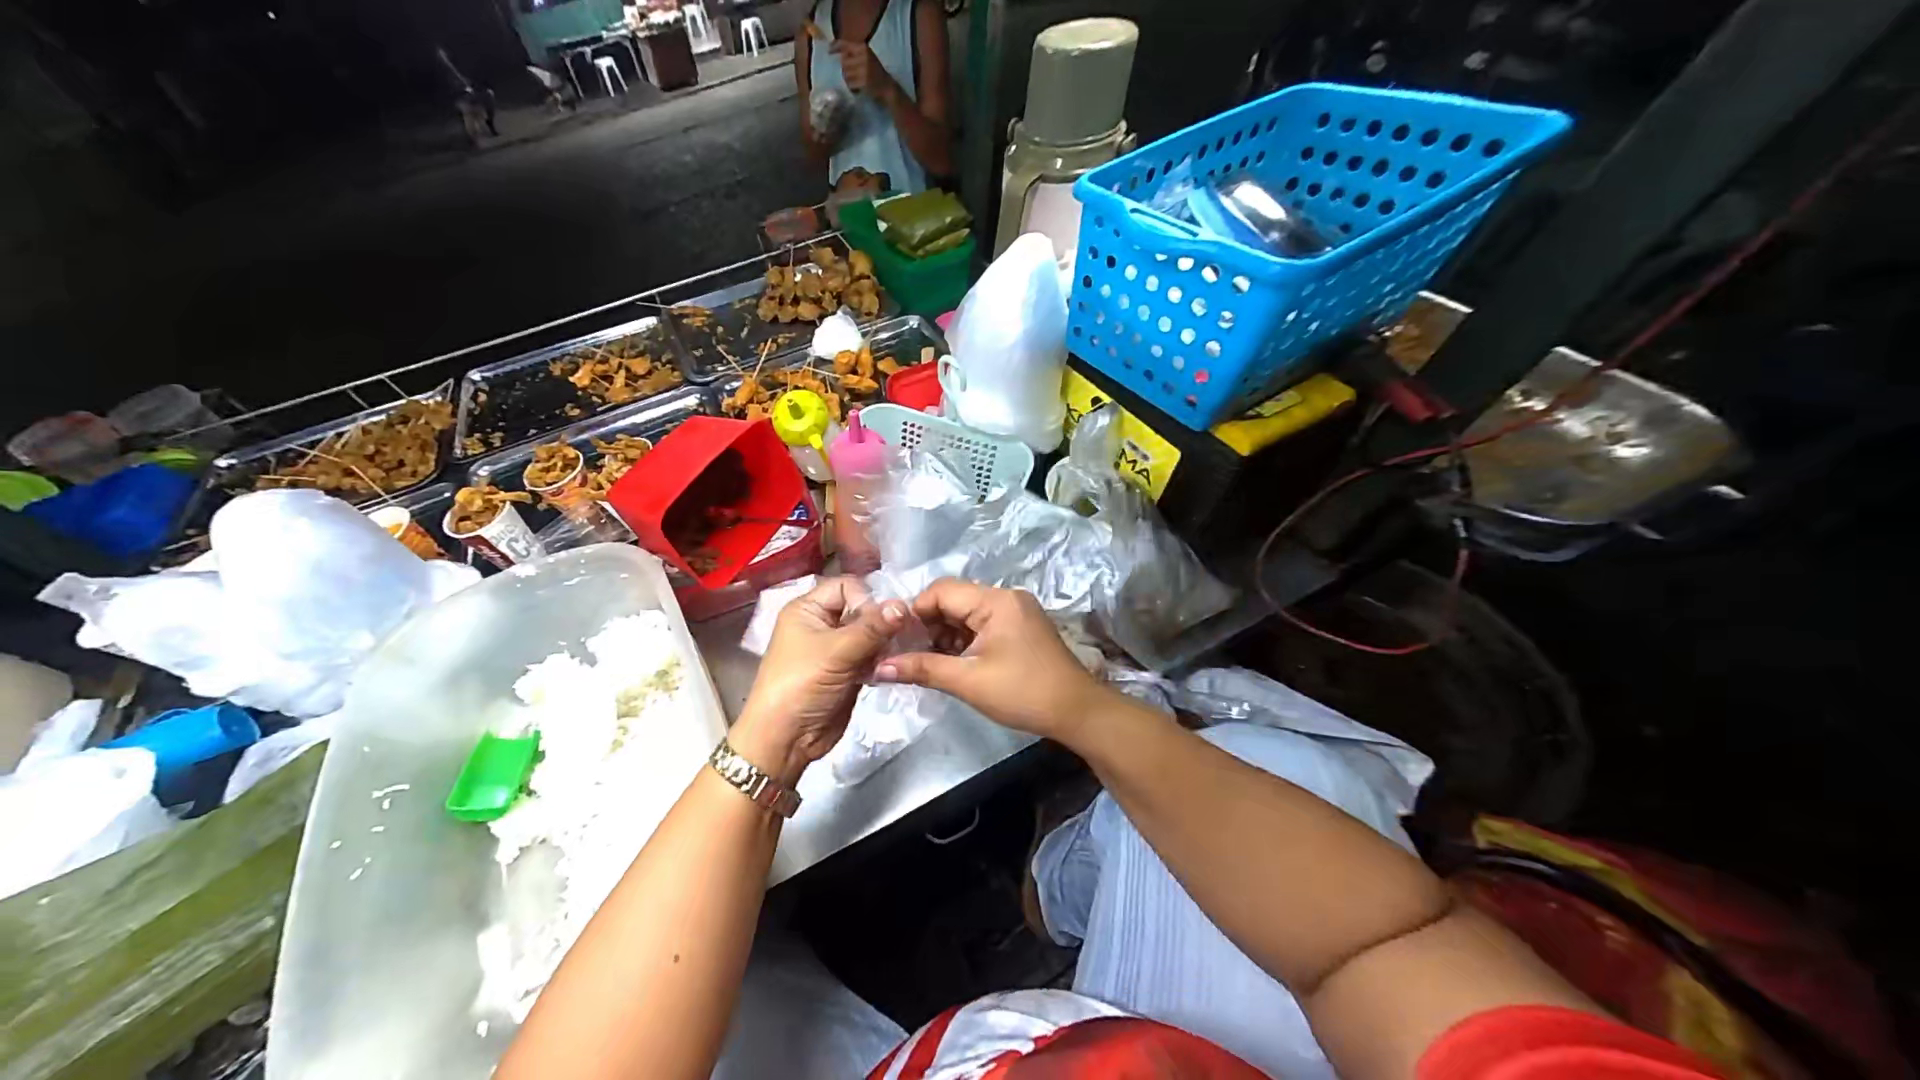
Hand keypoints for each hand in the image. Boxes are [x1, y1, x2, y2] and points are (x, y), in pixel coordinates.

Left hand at [733, 577, 905, 784]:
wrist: (785, 740)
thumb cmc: (801, 685)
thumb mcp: (836, 652)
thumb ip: (872, 628)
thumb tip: (904, 605)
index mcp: (808, 609)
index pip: (847, 586)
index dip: (866, 599)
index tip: (881, 621)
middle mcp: (822, 623)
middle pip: (862, 609)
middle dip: (882, 621)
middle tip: (904, 634)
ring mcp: (836, 649)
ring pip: (871, 634)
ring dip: (886, 642)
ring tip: (900, 652)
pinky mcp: (849, 671)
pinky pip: (872, 655)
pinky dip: (883, 659)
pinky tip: (894, 666)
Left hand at [830, 40, 900, 104]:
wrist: (887, 86)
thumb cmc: (874, 71)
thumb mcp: (865, 56)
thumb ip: (852, 52)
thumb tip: (834, 49)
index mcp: (863, 47)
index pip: (845, 44)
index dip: (835, 46)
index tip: (829, 51)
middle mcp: (863, 56)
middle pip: (843, 61)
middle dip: (845, 69)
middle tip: (852, 75)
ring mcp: (864, 69)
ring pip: (845, 73)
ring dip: (847, 79)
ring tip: (855, 81)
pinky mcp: (864, 81)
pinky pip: (850, 84)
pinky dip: (851, 87)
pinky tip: (857, 88)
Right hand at [874, 580, 1105, 742]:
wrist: (1077, 712)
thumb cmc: (1023, 693)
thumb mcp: (968, 681)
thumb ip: (922, 668)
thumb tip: (878, 667)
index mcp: (996, 601)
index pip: (941, 591)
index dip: (914, 612)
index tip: (894, 639)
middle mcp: (1006, 597)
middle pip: (954, 600)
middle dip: (928, 625)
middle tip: (906, 653)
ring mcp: (1016, 612)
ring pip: (966, 614)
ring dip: (944, 635)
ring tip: (926, 661)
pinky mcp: (1021, 628)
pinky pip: (982, 625)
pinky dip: (964, 640)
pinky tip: (951, 662)